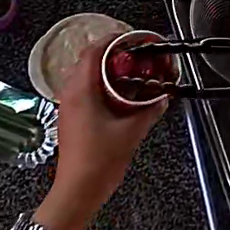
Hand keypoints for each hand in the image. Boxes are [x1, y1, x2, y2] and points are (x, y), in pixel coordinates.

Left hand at [41, 36, 166, 229]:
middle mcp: (70, 93)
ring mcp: (68, 106)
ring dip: (108, 73)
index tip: (132, 39)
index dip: (113, 41)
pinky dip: (103, 88)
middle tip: (137, 58)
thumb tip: (162, 99)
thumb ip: (149, 110)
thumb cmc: (99, 161)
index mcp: (81, 90)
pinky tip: (121, 98)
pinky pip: (86, 92)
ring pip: (87, 77)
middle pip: (89, 61)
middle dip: (113, 56)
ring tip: (133, 76)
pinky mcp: (71, 117)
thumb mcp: (131, 132)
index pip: (93, 52)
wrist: (77, 190)